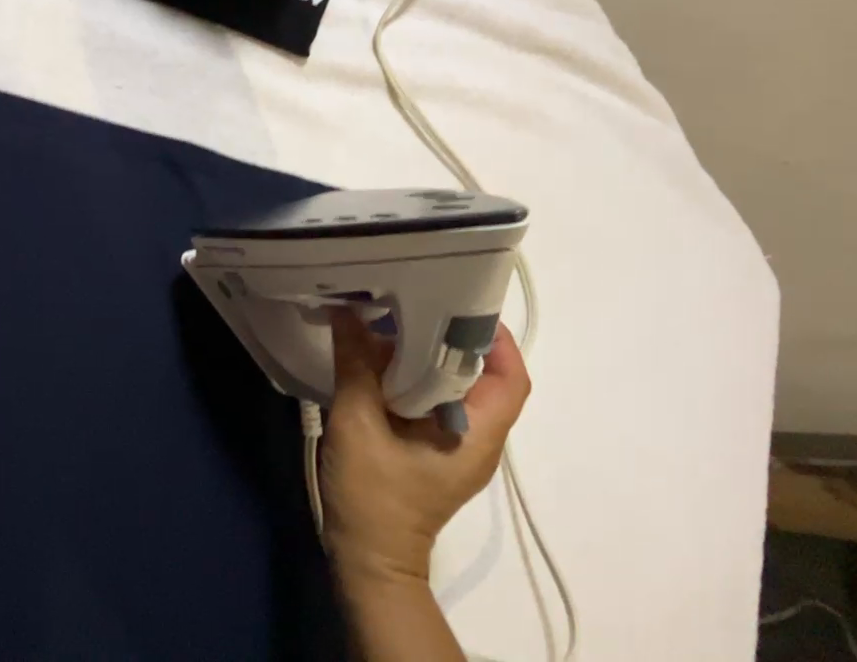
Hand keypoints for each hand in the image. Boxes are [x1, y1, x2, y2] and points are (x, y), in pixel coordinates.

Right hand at [317, 310, 529, 585]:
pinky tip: (378, 360)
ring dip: (425, 355)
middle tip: (412, 300)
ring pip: (452, 387)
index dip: (492, 337)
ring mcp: (455, 445)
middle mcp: (477, 437)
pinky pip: (432, 401)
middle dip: (450, 336)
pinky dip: (411, 376)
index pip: (510, 377)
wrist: (367, 557)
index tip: (456, 298)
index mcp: (477, 434)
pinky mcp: (432, 448)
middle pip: (481, 376)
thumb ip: (356, 366)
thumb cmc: (372, 495)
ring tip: (389, 321)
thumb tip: (346, 312)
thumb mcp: (357, 424)